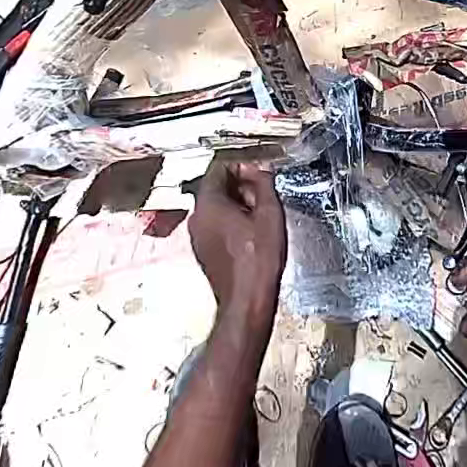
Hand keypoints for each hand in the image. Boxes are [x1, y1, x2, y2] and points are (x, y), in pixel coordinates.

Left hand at [187, 160, 286, 319]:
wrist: (246, 301)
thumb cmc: (258, 258)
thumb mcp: (270, 213)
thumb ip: (264, 183)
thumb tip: (260, 169)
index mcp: (208, 203)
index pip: (218, 167)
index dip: (241, 165)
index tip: (259, 173)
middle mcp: (196, 216)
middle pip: (215, 186)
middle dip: (240, 184)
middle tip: (263, 194)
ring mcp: (197, 235)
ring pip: (215, 206)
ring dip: (236, 203)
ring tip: (260, 214)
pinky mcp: (203, 250)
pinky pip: (214, 224)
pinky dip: (230, 221)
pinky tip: (250, 232)